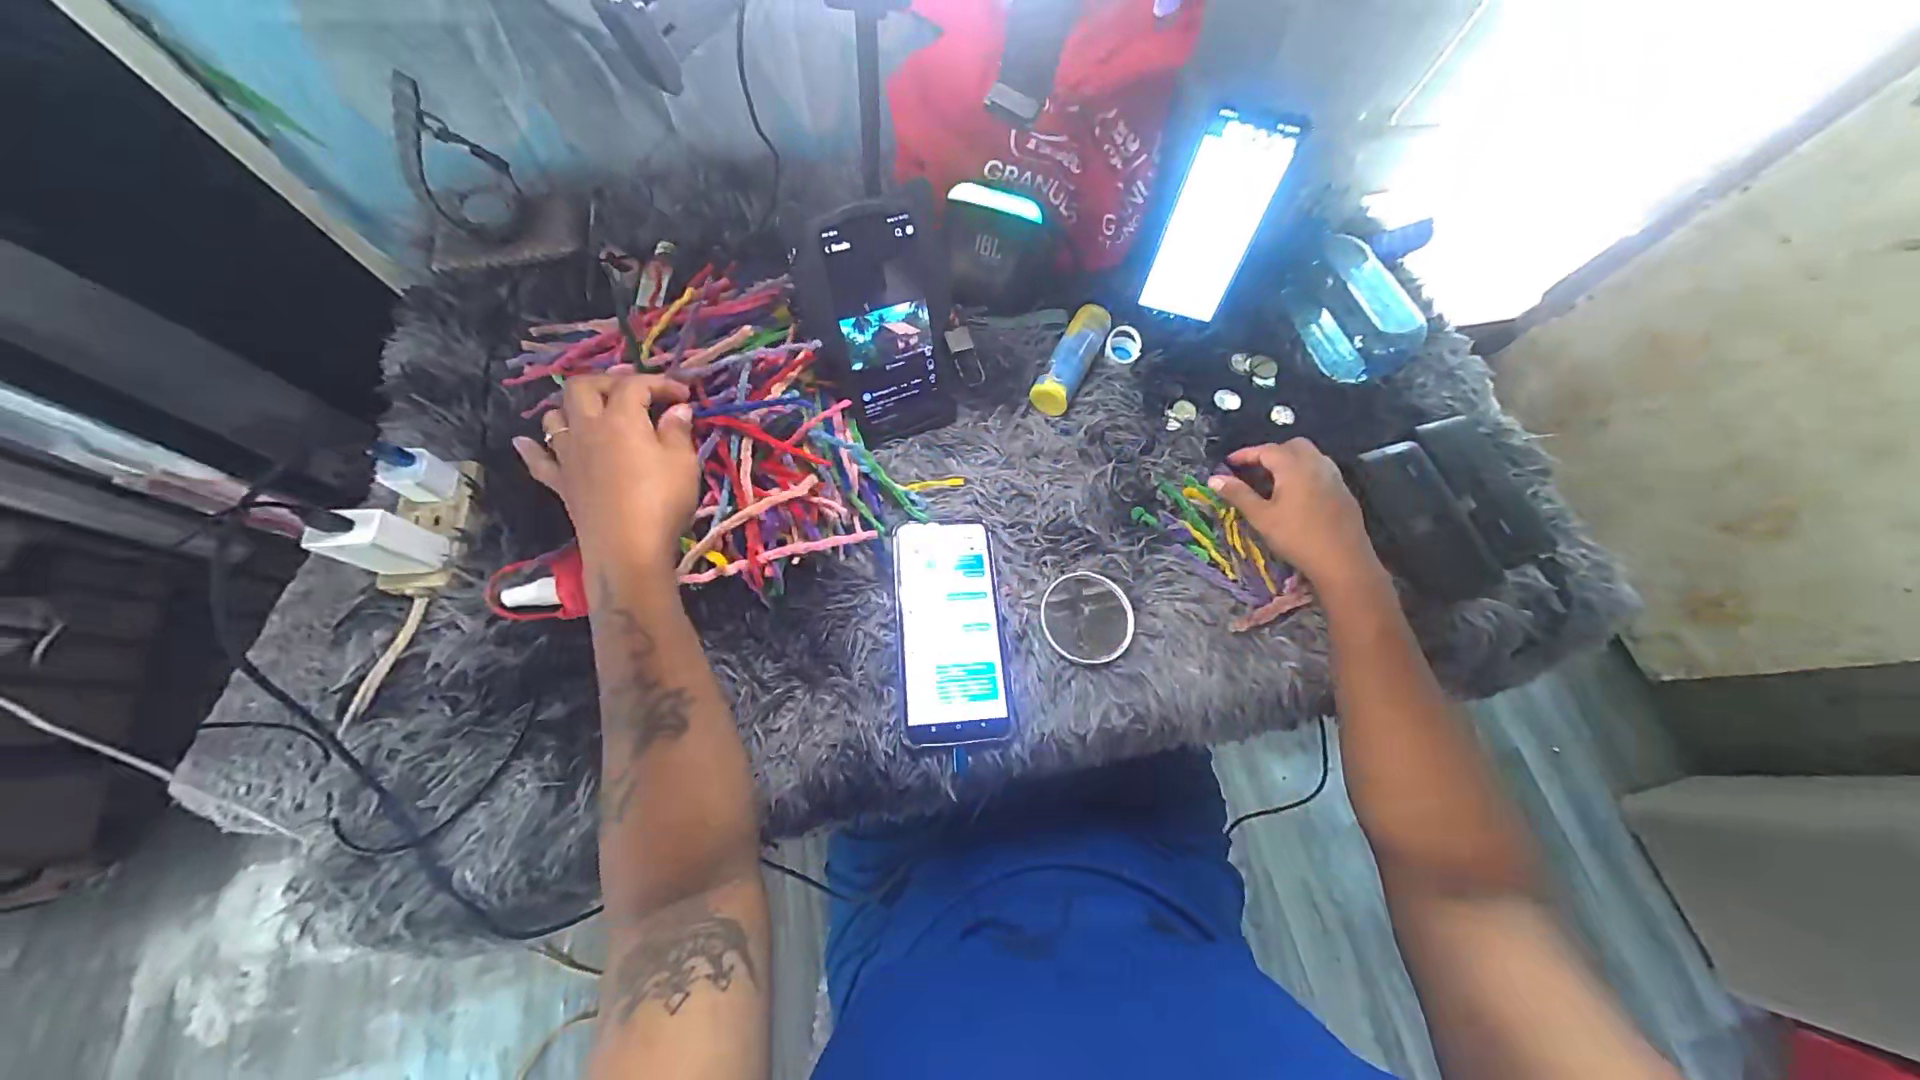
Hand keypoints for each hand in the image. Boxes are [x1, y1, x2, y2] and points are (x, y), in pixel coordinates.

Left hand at [512, 372, 697, 574]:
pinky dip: (533, 447)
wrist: (627, 550)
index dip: (660, 383)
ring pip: (556, 416)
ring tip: (593, 412)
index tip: (684, 394)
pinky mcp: (560, 483)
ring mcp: (567, 456)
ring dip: (573, 407)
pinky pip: (539, 459)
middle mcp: (587, 429)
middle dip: (608, 381)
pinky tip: (527, 441)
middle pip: (583, 387)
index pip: (635, 385)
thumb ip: (678, 432)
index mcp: (621, 419)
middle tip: (634, 391)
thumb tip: (677, 410)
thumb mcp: (683, 464)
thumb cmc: (661, 502)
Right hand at [1207, 440, 1380, 588]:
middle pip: (1292, 446)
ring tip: (1272, 481)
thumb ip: (1238, 494)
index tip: (1228, 463)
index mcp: (1294, 466)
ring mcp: (1334, 477)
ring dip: (1289, 461)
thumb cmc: (1297, 537)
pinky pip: (1320, 470)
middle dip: (1270, 453)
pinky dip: (1303, 472)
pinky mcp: (1343, 491)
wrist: (1343, 560)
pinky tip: (1295, 494)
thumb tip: (1214, 479)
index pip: (1266, 450)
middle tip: (1252, 470)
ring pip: (1310, 456)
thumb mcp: (1261, 517)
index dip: (1245, 454)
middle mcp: (1317, 464)